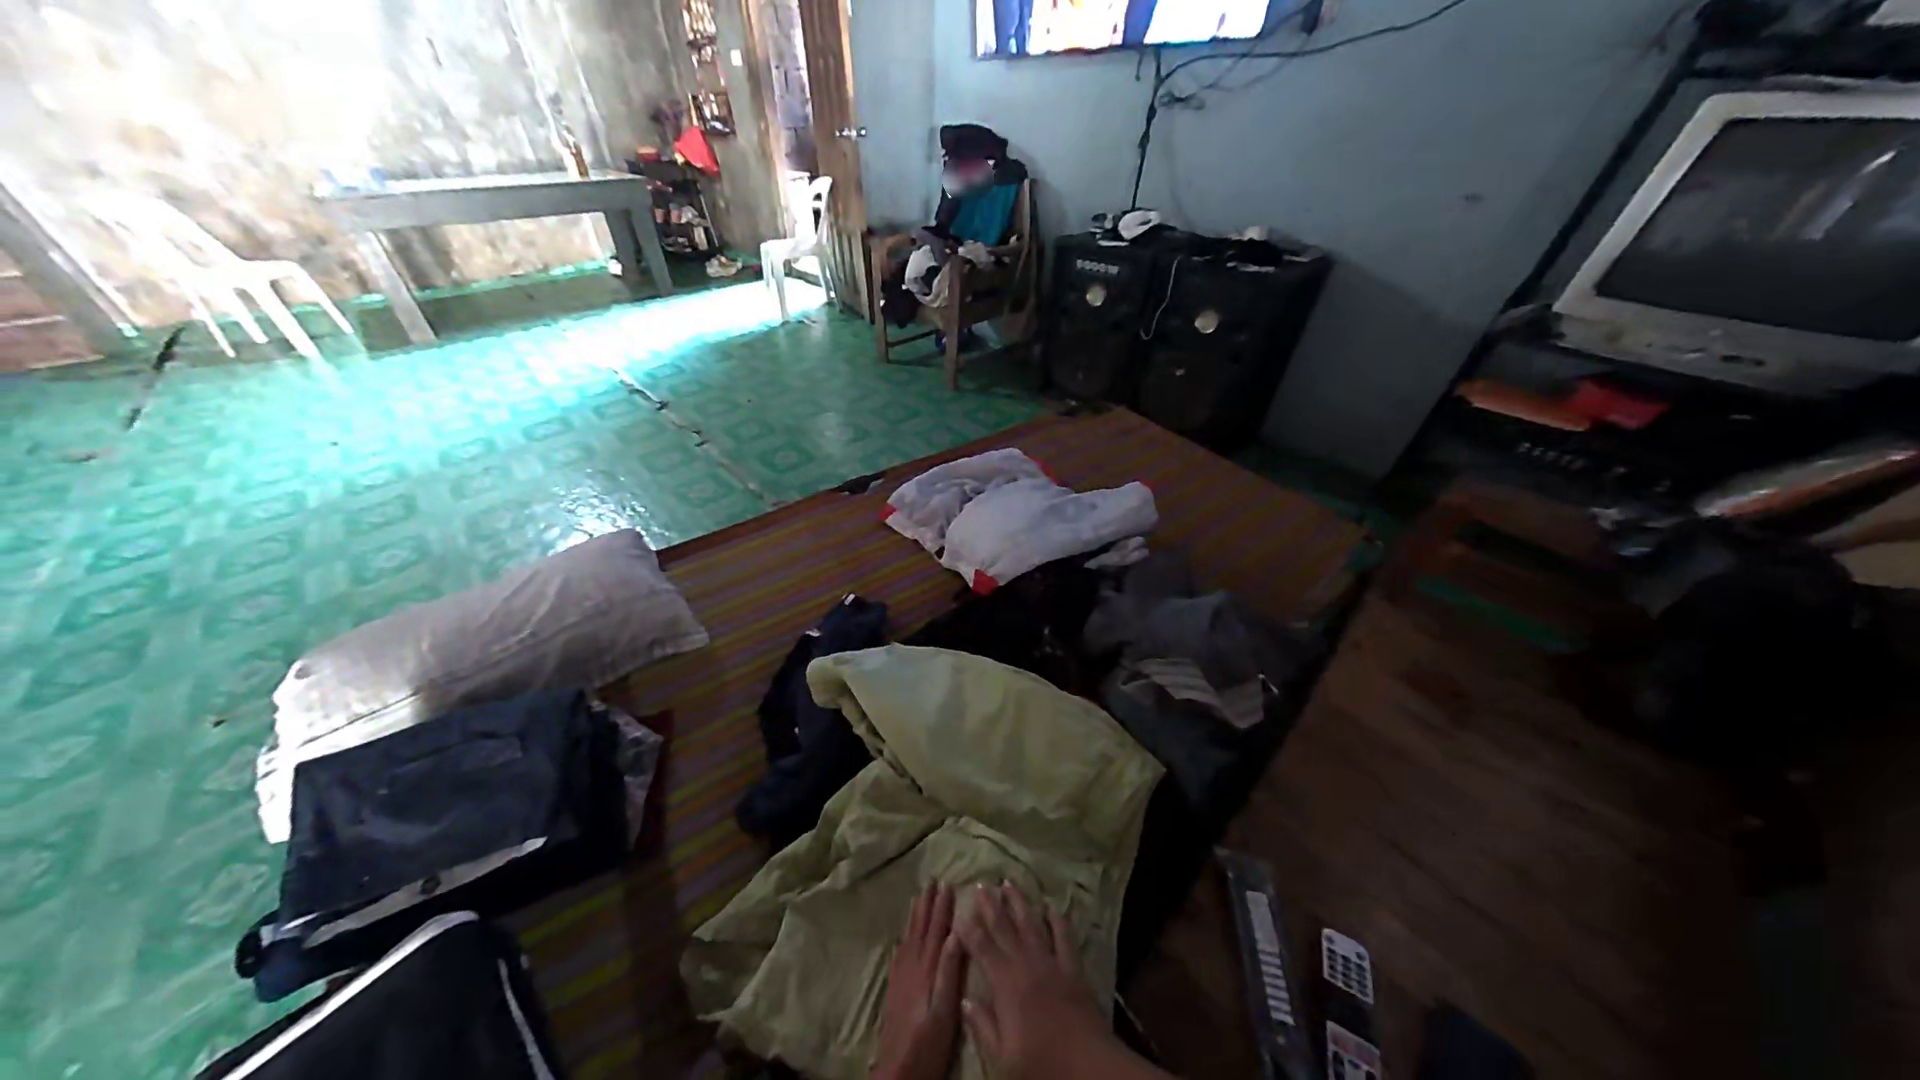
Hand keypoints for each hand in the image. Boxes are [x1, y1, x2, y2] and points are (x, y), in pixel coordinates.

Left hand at [872, 882, 965, 1079]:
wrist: (897, 1072)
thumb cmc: (928, 1044)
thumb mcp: (945, 1010)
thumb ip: (950, 971)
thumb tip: (956, 933)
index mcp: (927, 970)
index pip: (937, 931)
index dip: (942, 908)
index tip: (948, 885)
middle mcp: (912, 968)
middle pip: (921, 929)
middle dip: (927, 905)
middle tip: (932, 881)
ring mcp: (901, 978)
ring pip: (909, 937)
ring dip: (915, 916)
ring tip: (919, 897)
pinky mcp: (895, 990)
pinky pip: (900, 953)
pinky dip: (904, 938)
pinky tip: (904, 936)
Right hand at [957, 884, 1147, 1079]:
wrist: (1089, 1065)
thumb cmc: (1041, 1063)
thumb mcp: (1002, 1057)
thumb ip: (983, 1026)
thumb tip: (965, 1000)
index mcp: (1005, 983)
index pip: (982, 948)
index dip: (969, 929)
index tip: (959, 912)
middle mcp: (1026, 964)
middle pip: (1004, 928)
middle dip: (991, 905)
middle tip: (981, 884)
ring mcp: (1051, 963)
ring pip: (1032, 925)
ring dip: (1020, 903)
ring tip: (1009, 883)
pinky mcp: (1073, 968)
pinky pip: (1064, 937)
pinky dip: (1058, 920)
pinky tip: (1052, 907)